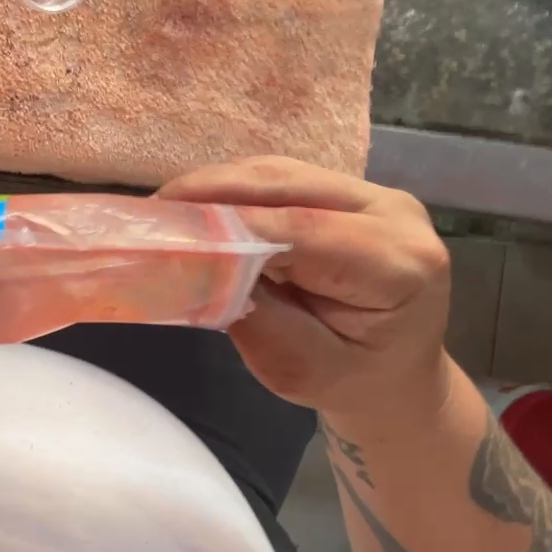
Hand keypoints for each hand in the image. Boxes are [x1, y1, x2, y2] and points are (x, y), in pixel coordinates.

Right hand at [156, 156, 452, 418]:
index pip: (304, 229)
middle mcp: (393, 213)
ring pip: (275, 172)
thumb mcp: (298, 366)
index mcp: (400, 264)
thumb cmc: (349, 379)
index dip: (231, 223)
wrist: (393, 374)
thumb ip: (254, 314)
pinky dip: (228, 188)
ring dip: (214, 186)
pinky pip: (275, 177)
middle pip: (286, 184)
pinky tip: (194, 207)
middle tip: (152, 211)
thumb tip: (201, 266)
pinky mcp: (342, 190)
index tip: (168, 230)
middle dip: (211, 191)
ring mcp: (369, 194)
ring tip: (164, 209)